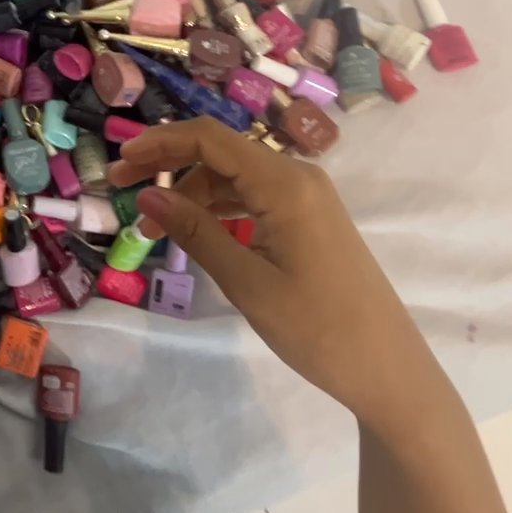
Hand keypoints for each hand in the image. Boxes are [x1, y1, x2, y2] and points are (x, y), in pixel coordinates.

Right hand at [108, 118, 427, 420]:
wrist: (390, 373)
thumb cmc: (318, 330)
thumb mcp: (247, 282)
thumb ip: (195, 231)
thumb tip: (147, 194)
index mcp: (284, 183)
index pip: (209, 139)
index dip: (160, 142)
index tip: (121, 162)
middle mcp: (296, 176)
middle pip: (219, 151)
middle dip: (168, 163)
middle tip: (122, 188)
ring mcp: (306, 196)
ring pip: (234, 174)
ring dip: (190, 190)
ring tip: (152, 222)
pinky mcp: (308, 216)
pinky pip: (252, 195)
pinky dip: (218, 206)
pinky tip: (195, 229)